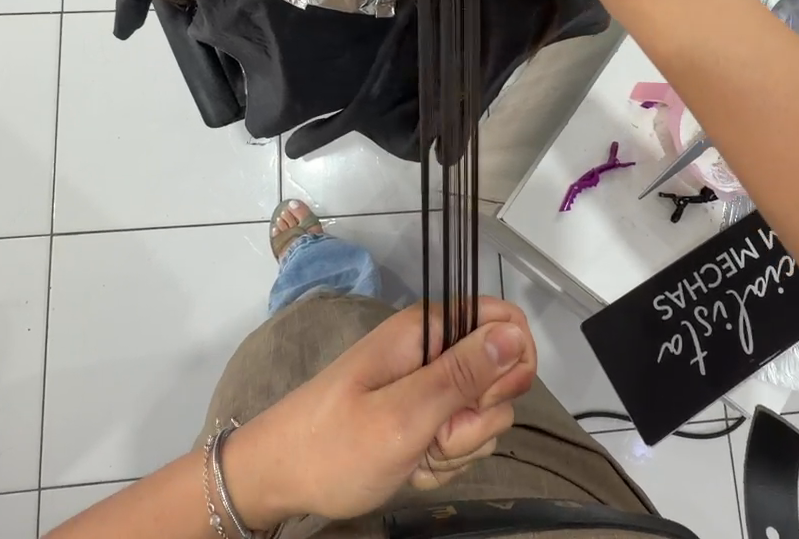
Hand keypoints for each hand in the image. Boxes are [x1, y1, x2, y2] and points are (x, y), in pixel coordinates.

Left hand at [223, 299, 537, 526]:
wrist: (282, 478)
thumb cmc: (335, 446)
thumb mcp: (404, 414)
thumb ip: (464, 375)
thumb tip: (516, 333)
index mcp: (427, 330)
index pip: (504, 320)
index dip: (512, 362)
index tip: (485, 401)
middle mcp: (431, 348)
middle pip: (498, 374)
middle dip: (477, 417)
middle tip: (436, 435)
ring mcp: (427, 383)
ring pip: (482, 412)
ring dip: (459, 445)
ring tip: (416, 454)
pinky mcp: (422, 415)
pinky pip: (460, 437)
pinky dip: (443, 459)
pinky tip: (412, 465)